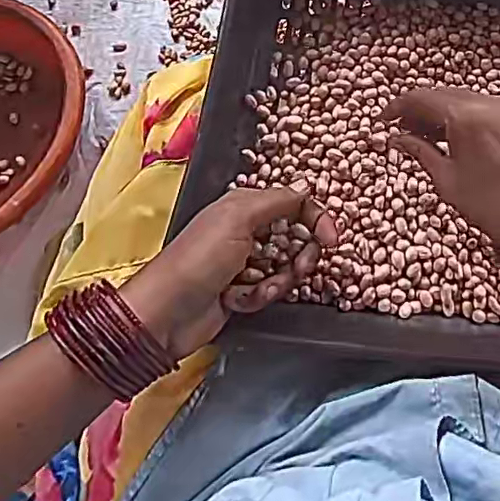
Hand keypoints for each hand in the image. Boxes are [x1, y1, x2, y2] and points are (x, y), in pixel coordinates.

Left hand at [121, 187, 330, 358]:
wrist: (167, 313)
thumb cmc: (200, 259)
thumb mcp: (240, 219)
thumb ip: (278, 201)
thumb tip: (306, 187)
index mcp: (246, 206)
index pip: (295, 204)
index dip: (316, 219)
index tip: (332, 240)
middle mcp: (247, 230)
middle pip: (295, 238)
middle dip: (299, 257)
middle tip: (295, 268)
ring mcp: (245, 261)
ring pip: (286, 268)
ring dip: (276, 281)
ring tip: (255, 288)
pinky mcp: (242, 290)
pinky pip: (269, 290)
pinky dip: (259, 297)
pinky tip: (238, 300)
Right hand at [381, 88, 499, 247]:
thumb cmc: (493, 206)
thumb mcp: (446, 179)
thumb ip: (419, 151)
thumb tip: (397, 138)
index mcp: (466, 116)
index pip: (421, 97)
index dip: (398, 106)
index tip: (385, 119)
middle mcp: (488, 104)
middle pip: (441, 94)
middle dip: (417, 110)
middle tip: (400, 129)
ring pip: (461, 99)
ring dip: (439, 112)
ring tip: (422, 136)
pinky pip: (480, 107)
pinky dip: (461, 116)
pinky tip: (449, 136)